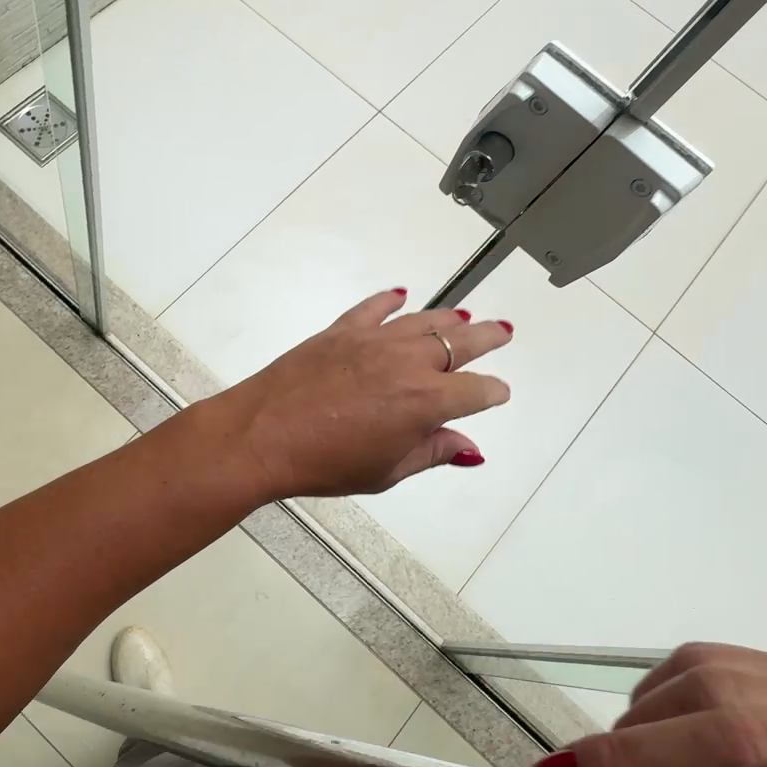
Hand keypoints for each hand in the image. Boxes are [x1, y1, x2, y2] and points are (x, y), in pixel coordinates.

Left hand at [200, 288, 512, 500]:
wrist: (263, 435)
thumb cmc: (324, 463)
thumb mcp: (386, 471)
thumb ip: (432, 453)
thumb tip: (468, 448)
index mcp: (426, 402)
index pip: (476, 391)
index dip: (491, 393)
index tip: (498, 394)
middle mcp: (407, 363)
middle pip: (459, 344)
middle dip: (487, 339)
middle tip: (503, 333)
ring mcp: (372, 342)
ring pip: (422, 321)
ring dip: (448, 319)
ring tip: (465, 318)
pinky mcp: (340, 332)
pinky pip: (373, 309)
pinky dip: (390, 300)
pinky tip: (401, 295)